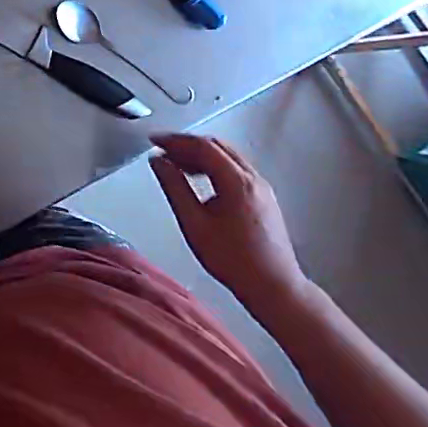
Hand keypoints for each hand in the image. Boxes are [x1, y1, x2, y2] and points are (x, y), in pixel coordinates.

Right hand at [149, 134, 309, 306]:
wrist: (273, 286)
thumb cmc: (232, 259)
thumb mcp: (194, 223)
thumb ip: (174, 187)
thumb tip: (158, 162)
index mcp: (237, 181)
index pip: (203, 146)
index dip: (175, 140)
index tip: (154, 140)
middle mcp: (253, 178)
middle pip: (217, 146)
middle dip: (187, 144)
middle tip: (162, 149)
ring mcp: (261, 186)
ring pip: (227, 156)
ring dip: (200, 154)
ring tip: (175, 163)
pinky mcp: (263, 196)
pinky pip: (235, 168)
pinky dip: (213, 165)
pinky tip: (197, 178)